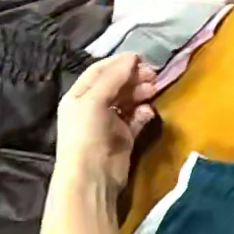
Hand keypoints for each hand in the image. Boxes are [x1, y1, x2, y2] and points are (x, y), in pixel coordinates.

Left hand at [55, 53, 156, 191]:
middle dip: (134, 77)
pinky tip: (149, 112)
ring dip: (141, 92)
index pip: (100, 71)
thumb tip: (133, 57)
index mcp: (79, 96)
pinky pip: (137, 119)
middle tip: (153, 75)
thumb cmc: (86, 134)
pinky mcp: (124, 136)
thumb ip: (113, 77)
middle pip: (117, 84)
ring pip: (129, 100)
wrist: (92, 176)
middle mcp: (93, 106)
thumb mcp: (94, 100)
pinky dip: (144, 113)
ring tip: (154, 89)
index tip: (141, 59)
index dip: (119, 63)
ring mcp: (109, 122)